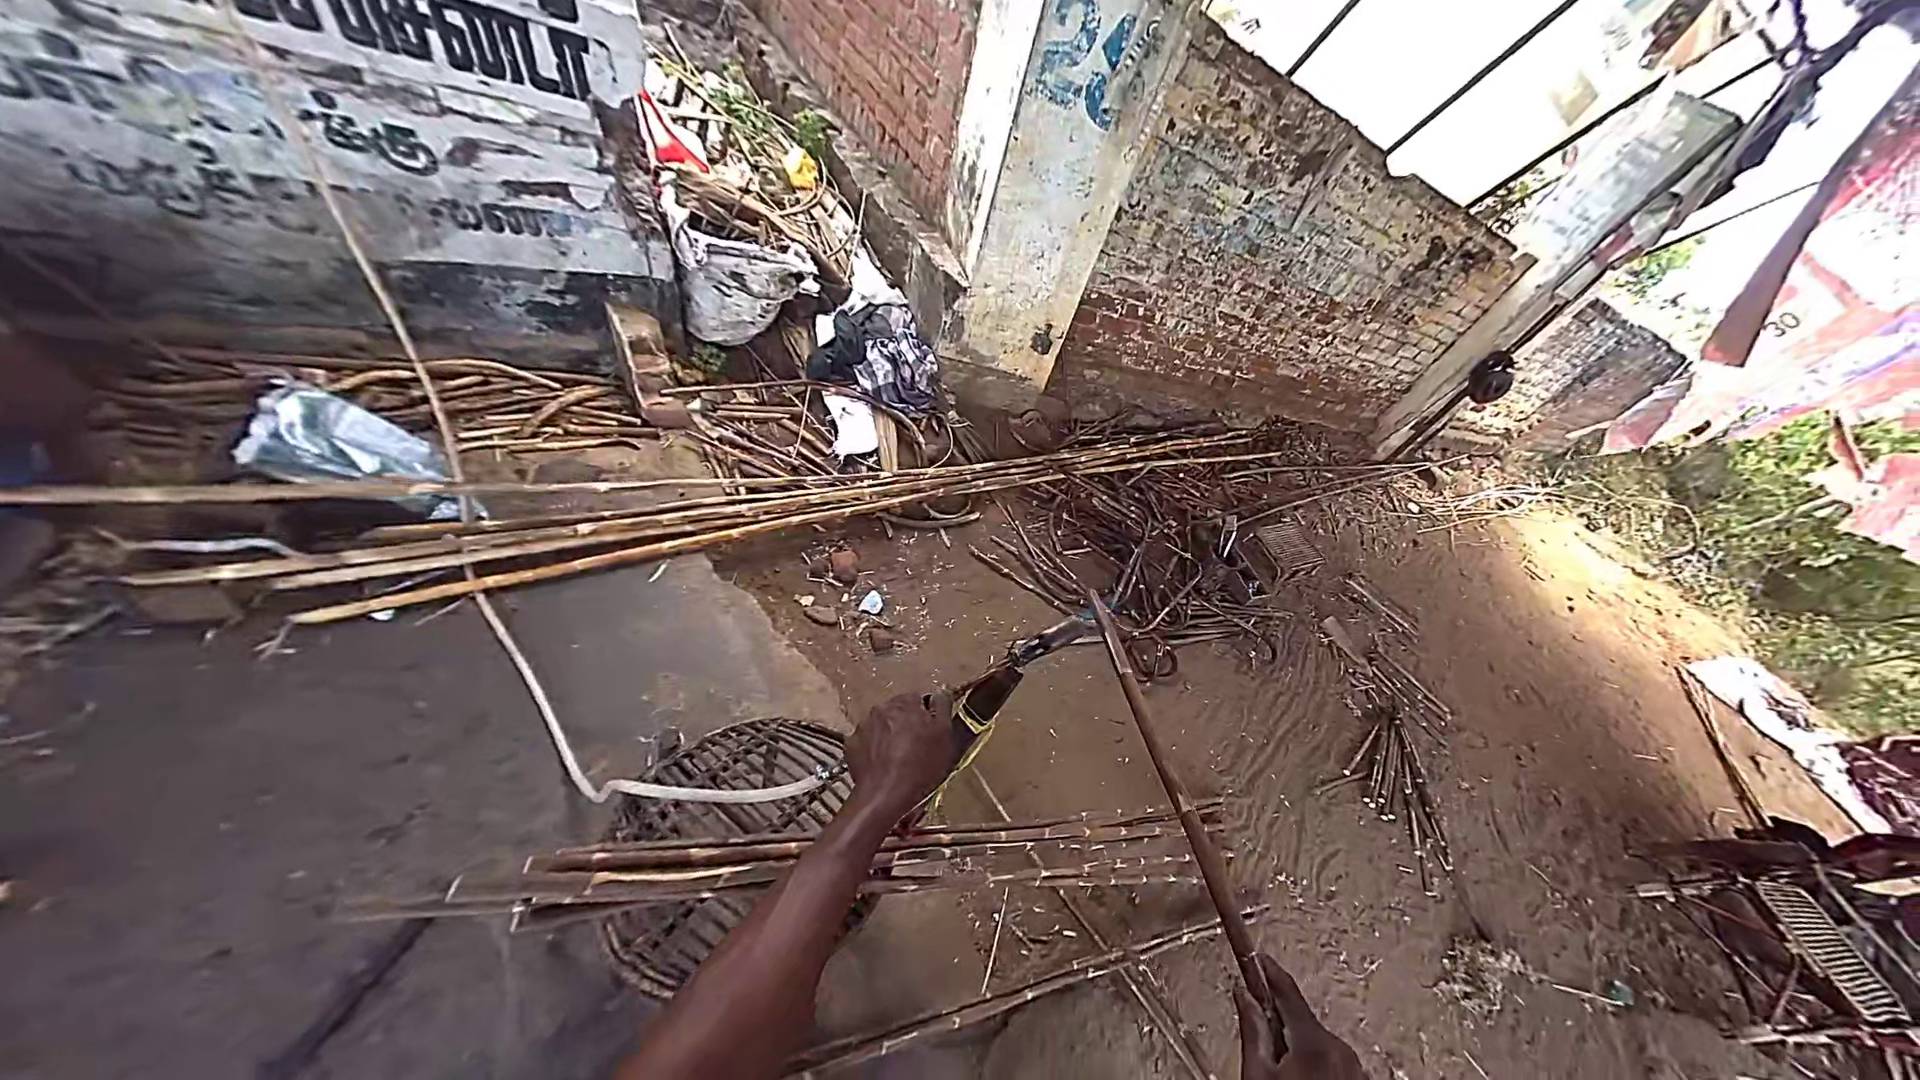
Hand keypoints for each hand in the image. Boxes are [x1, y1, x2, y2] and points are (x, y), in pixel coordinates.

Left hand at [846, 691, 955, 821]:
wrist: (885, 796)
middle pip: (899, 712)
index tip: (932, 734)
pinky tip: (884, 766)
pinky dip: (875, 750)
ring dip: (890, 737)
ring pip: (882, 727)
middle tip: (918, 749)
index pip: (919, 699)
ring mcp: (863, 727)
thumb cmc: (920, 767)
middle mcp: (881, 709)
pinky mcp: (852, 746)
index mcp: (905, 702)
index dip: (928, 717)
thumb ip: (943, 707)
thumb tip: (940, 695)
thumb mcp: (945, 735)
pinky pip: (867, 743)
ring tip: (901, 761)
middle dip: (907, 725)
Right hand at [1235, 953, 1367, 1079]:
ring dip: (1298, 1050)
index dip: (1267, 970)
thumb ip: (1253, 1029)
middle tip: (1261, 1048)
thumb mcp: (1258, 1076)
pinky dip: (1316, 1068)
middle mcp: (1344, 1053)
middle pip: (1302, 1022)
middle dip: (1280, 1025)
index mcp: (1315, 1043)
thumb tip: (1243, 993)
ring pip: (1318, 1046)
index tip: (1256, 956)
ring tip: (1282, 1077)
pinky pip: (1334, 1066)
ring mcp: (1358, 1074)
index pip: (1286, 990)